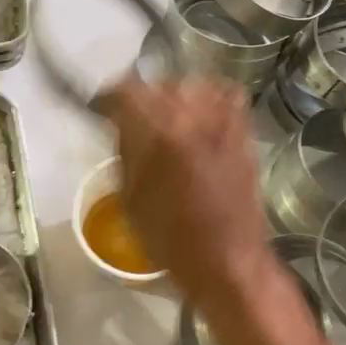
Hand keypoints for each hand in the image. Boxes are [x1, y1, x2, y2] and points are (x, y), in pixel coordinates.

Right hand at [105, 80, 274, 307]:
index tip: (101, 109)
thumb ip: (125, 151)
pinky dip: (209, 100)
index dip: (108, 99)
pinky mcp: (244, 131)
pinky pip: (225, 96)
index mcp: (159, 131)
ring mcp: (223, 121)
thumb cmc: (171, 238)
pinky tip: (200, 118)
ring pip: (190, 87)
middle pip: (157, 86)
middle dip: (141, 100)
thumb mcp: (131, 196)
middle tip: (131, 121)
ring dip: (174, 99)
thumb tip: (121, 124)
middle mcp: (192, 115)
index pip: (125, 91)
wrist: (226, 259)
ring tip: (166, 121)